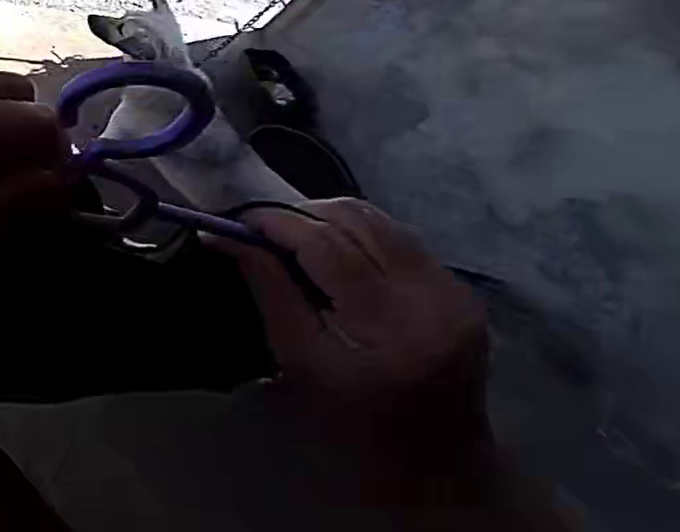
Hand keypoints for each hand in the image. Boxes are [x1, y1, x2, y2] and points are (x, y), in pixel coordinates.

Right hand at [205, 199, 490, 459]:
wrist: (435, 466)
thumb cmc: (352, 418)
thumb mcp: (295, 353)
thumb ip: (265, 283)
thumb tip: (223, 233)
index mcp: (390, 321)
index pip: (325, 243)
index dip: (274, 221)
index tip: (235, 221)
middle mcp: (431, 296)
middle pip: (354, 219)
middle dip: (297, 215)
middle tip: (261, 230)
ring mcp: (452, 289)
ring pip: (375, 219)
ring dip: (325, 217)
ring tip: (293, 237)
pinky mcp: (457, 288)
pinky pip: (393, 235)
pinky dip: (353, 232)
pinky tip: (331, 252)